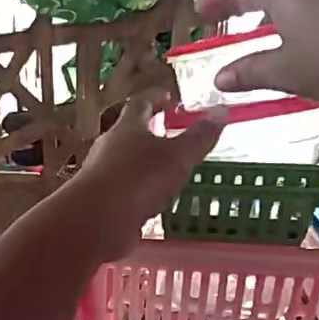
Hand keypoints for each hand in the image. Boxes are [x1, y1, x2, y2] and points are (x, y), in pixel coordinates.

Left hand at [61, 92, 223, 258]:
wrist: (96, 222)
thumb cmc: (138, 179)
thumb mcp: (178, 156)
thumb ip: (199, 137)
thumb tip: (221, 110)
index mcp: (127, 128)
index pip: (141, 104)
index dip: (156, 98)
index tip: (169, 97)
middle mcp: (109, 148)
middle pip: (129, 135)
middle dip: (149, 135)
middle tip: (170, 137)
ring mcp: (102, 177)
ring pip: (126, 166)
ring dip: (144, 167)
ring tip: (164, 174)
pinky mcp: (100, 205)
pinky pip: (124, 194)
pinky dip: (138, 195)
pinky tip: (149, 204)